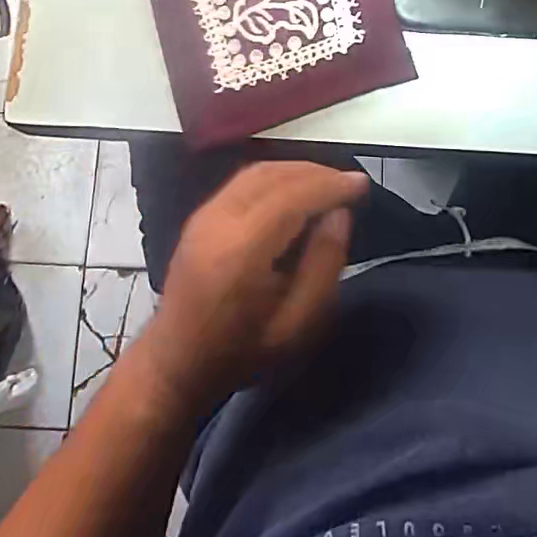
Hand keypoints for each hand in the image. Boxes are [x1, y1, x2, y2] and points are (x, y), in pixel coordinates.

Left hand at [137, 161, 367, 410]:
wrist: (175, 364)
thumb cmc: (240, 352)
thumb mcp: (296, 325)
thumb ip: (323, 266)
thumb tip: (339, 214)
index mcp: (241, 252)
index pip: (291, 197)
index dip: (330, 185)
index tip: (361, 184)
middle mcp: (218, 222)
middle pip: (273, 175)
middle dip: (317, 173)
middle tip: (349, 184)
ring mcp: (203, 216)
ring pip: (256, 172)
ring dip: (296, 171)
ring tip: (328, 184)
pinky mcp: (199, 217)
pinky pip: (243, 182)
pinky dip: (276, 177)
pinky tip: (295, 190)